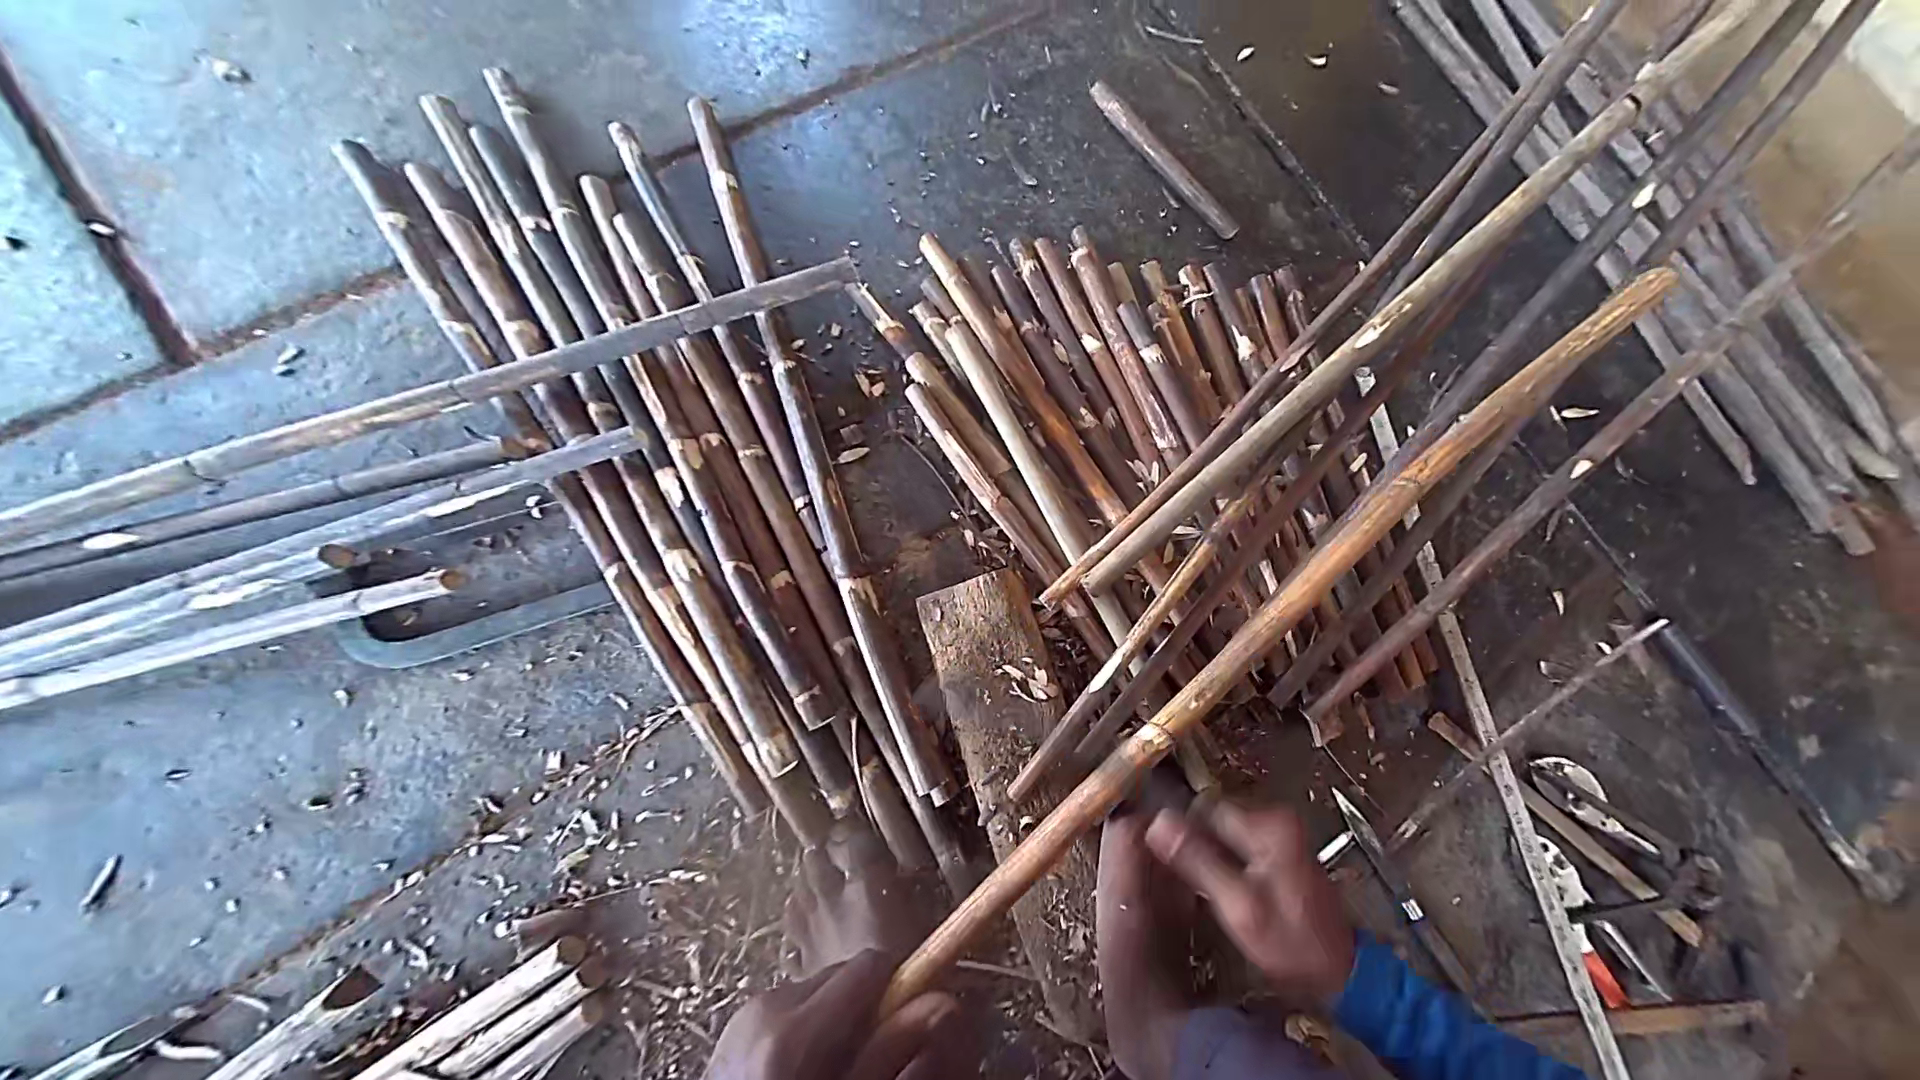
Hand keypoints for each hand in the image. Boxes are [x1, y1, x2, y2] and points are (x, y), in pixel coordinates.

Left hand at [706, 949, 962, 1079]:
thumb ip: (892, 1054)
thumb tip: (945, 1005)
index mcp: (795, 1031)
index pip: (870, 965)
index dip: (898, 988)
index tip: (908, 1021)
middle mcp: (768, 1007)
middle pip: (844, 975)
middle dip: (865, 1008)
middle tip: (868, 1059)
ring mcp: (746, 1014)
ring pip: (819, 990)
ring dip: (836, 1020)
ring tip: (833, 1069)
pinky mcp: (735, 1026)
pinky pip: (791, 1008)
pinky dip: (806, 1030)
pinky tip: (801, 1072)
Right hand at [1145, 801, 1355, 1009]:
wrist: (1340, 974)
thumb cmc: (1292, 944)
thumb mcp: (1237, 905)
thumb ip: (1196, 859)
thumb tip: (1156, 822)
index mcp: (1268, 823)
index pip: (1202, 807)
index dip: (1182, 832)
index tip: (1172, 860)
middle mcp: (1276, 817)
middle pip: (1211, 814)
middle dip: (1195, 842)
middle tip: (1191, 878)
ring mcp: (1279, 830)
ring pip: (1220, 827)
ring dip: (1207, 851)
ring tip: (1207, 885)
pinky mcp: (1278, 845)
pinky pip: (1234, 839)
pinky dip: (1222, 857)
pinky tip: (1223, 884)